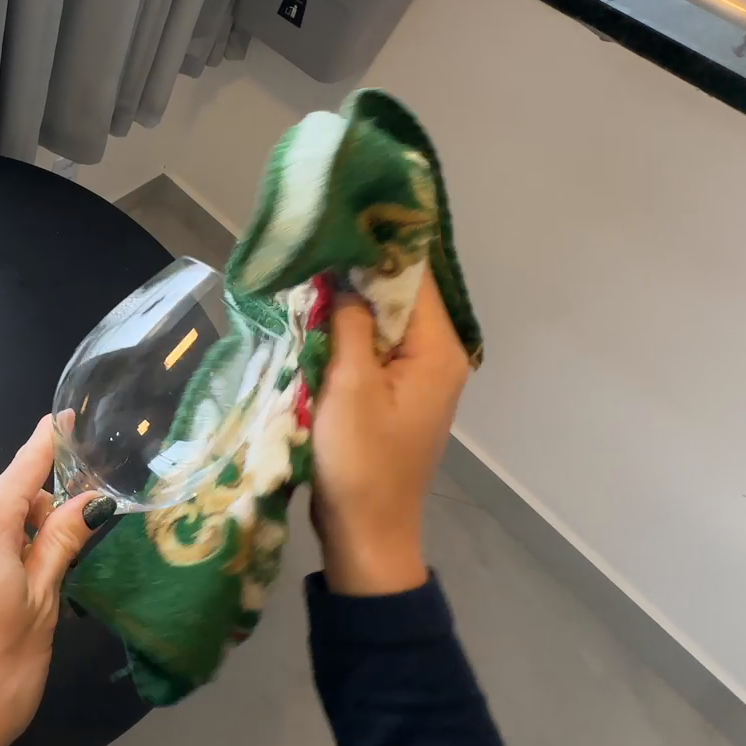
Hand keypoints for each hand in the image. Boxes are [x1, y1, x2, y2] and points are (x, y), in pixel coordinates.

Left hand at [0, 416, 112, 745]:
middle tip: (77, 553)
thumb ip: (63, 542)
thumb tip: (90, 500)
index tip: (70, 415)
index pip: (27, 463)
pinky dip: (11, 551)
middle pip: (17, 493)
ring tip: (51, 589)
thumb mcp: (43, 602)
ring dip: (31, 537)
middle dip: (50, 510)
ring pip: (3, 519)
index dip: (51, 439)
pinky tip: (25, 591)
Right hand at [310, 269, 470, 595]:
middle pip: (398, 295)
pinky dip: (344, 327)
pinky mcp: (390, 390)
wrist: (365, 529)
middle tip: (314, 240)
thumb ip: (350, 324)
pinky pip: (369, 344)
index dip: (380, 245)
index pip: (414, 278)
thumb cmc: (360, 459)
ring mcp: (414, 374)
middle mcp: (436, 356)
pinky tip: (313, 314)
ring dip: (347, 299)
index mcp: (438, 351)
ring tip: (308, 268)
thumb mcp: (349, 386)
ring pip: (380, 318)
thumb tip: (344, 276)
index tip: (341, 217)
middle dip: (358, 269)